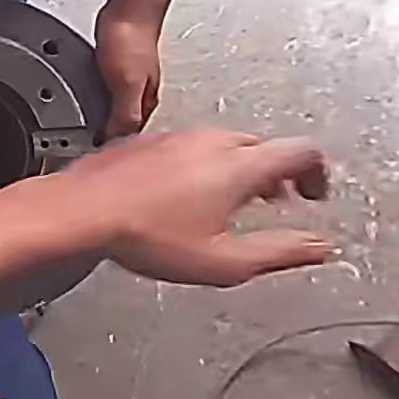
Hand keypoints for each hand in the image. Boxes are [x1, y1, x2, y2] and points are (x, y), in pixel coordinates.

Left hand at [59, 129, 331, 286]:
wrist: (81, 210)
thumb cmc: (143, 234)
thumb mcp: (224, 261)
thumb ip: (281, 252)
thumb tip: (318, 247)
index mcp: (237, 166)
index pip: (301, 152)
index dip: (317, 174)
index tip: (313, 194)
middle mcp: (206, 142)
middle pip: (260, 145)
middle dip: (274, 172)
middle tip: (273, 199)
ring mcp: (171, 137)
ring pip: (219, 143)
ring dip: (234, 167)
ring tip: (226, 199)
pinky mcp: (143, 141)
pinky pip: (183, 146)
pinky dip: (197, 163)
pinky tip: (181, 190)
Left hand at [94, 8, 162, 138]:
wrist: (129, 7)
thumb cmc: (130, 38)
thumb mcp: (126, 82)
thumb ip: (125, 112)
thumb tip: (119, 139)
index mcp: (147, 100)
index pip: (131, 133)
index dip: (114, 144)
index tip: (96, 152)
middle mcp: (142, 92)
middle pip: (127, 123)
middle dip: (111, 135)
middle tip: (92, 145)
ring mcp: (132, 78)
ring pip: (120, 108)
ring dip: (107, 119)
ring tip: (92, 129)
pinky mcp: (121, 66)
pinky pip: (112, 91)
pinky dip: (103, 101)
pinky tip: (94, 100)